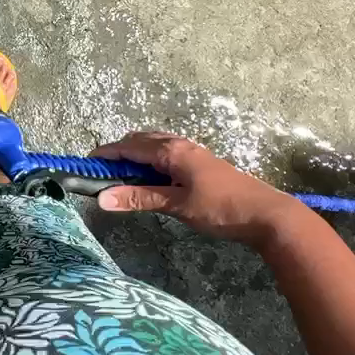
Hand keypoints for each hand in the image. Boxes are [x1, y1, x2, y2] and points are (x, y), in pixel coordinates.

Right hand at [90, 132, 305, 247]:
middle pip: (140, 140)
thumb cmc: (221, 208)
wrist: (269, 215)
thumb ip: (139, 198)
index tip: (85, 164)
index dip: (105, 154)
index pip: (128, 146)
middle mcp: (180, 144)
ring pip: (155, 144)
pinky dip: (151, 158)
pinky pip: (167, 151)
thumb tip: (102, 198)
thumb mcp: (176, 205)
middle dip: (119, 152)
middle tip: (102, 172)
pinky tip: (152, 176)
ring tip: (123, 174)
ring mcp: (193, 151)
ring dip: (136, 154)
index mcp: (171, 151)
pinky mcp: (201, 162)